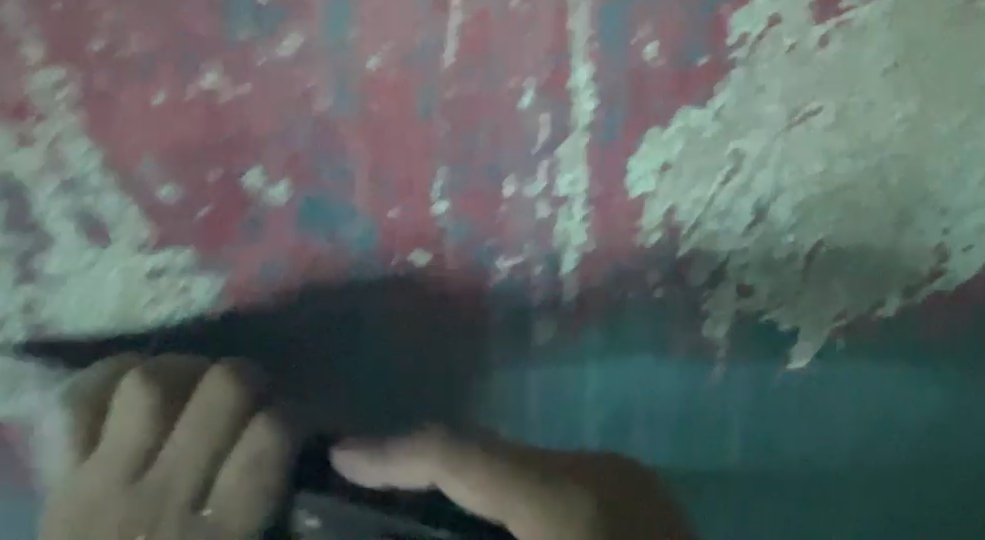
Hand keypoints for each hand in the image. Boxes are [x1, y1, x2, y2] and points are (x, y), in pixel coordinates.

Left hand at [37, 355, 295, 539]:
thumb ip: (279, 526)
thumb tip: (316, 473)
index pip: (272, 436)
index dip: (295, 418)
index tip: (295, 430)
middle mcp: (162, 502)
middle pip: (222, 389)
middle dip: (248, 381)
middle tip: (249, 403)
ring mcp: (101, 487)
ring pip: (150, 384)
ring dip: (181, 372)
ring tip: (192, 390)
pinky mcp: (57, 485)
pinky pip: (76, 406)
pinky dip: (105, 381)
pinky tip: (132, 388)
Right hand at [331, 427, 695, 539]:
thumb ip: (471, 533)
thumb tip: (419, 520)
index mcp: (565, 497)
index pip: (458, 453)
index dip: (390, 453)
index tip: (339, 453)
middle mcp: (596, 469)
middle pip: (491, 459)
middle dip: (434, 479)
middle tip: (380, 494)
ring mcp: (629, 482)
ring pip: (529, 474)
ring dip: (483, 500)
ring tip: (439, 520)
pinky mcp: (645, 500)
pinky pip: (564, 491)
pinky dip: (525, 511)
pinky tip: (511, 535)